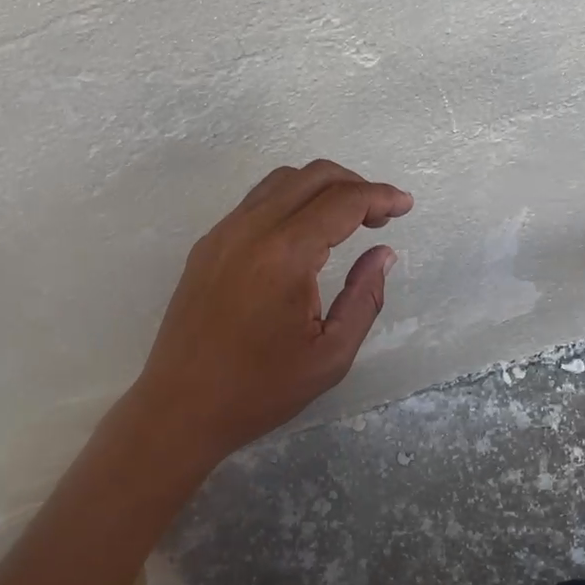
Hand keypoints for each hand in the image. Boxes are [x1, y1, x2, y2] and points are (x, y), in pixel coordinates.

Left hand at [126, 160, 412, 465]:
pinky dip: (292, 200)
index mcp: (285, 254)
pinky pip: (257, 201)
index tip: (405, 205)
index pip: (342, 201)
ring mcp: (224, 232)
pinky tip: (305, 232)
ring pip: (282, 181)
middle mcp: (251, 228)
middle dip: (356, 185)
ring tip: (349, 218)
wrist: (178, 408)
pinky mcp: (208, 243)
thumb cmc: (259, 390)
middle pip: (313, 176)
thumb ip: (364, 298)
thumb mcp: (330, 356)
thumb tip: (383, 253)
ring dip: (322, 187)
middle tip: (382, 214)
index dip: (380, 197)